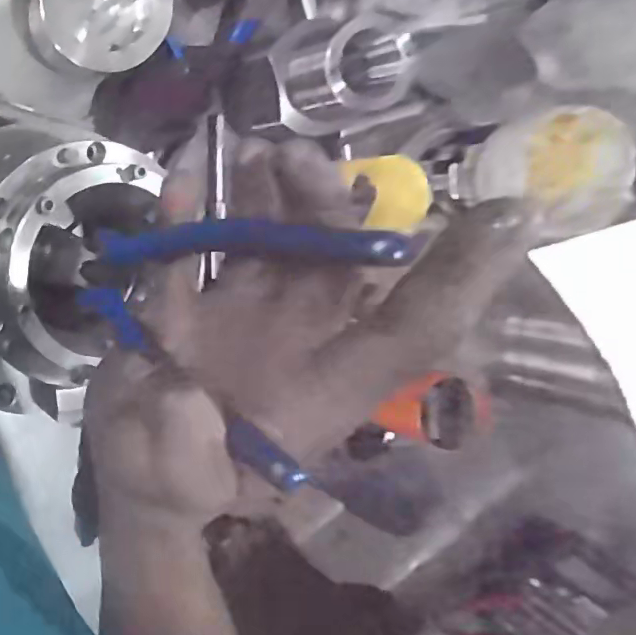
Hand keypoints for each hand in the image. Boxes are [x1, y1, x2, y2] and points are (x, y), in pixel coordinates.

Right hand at [86, 138, 532, 526]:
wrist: (133, 469)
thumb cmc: (175, 485)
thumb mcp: (190, 482)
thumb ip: (190, 446)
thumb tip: (181, 390)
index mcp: (322, 388)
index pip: (406, 331)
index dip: (457, 278)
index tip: (503, 215)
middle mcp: (291, 339)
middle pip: (330, 264)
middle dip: (328, 210)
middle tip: (299, 158)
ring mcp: (233, 317)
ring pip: (266, 244)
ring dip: (266, 197)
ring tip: (256, 149)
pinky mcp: (177, 307)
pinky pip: (185, 254)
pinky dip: (183, 218)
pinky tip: (182, 179)